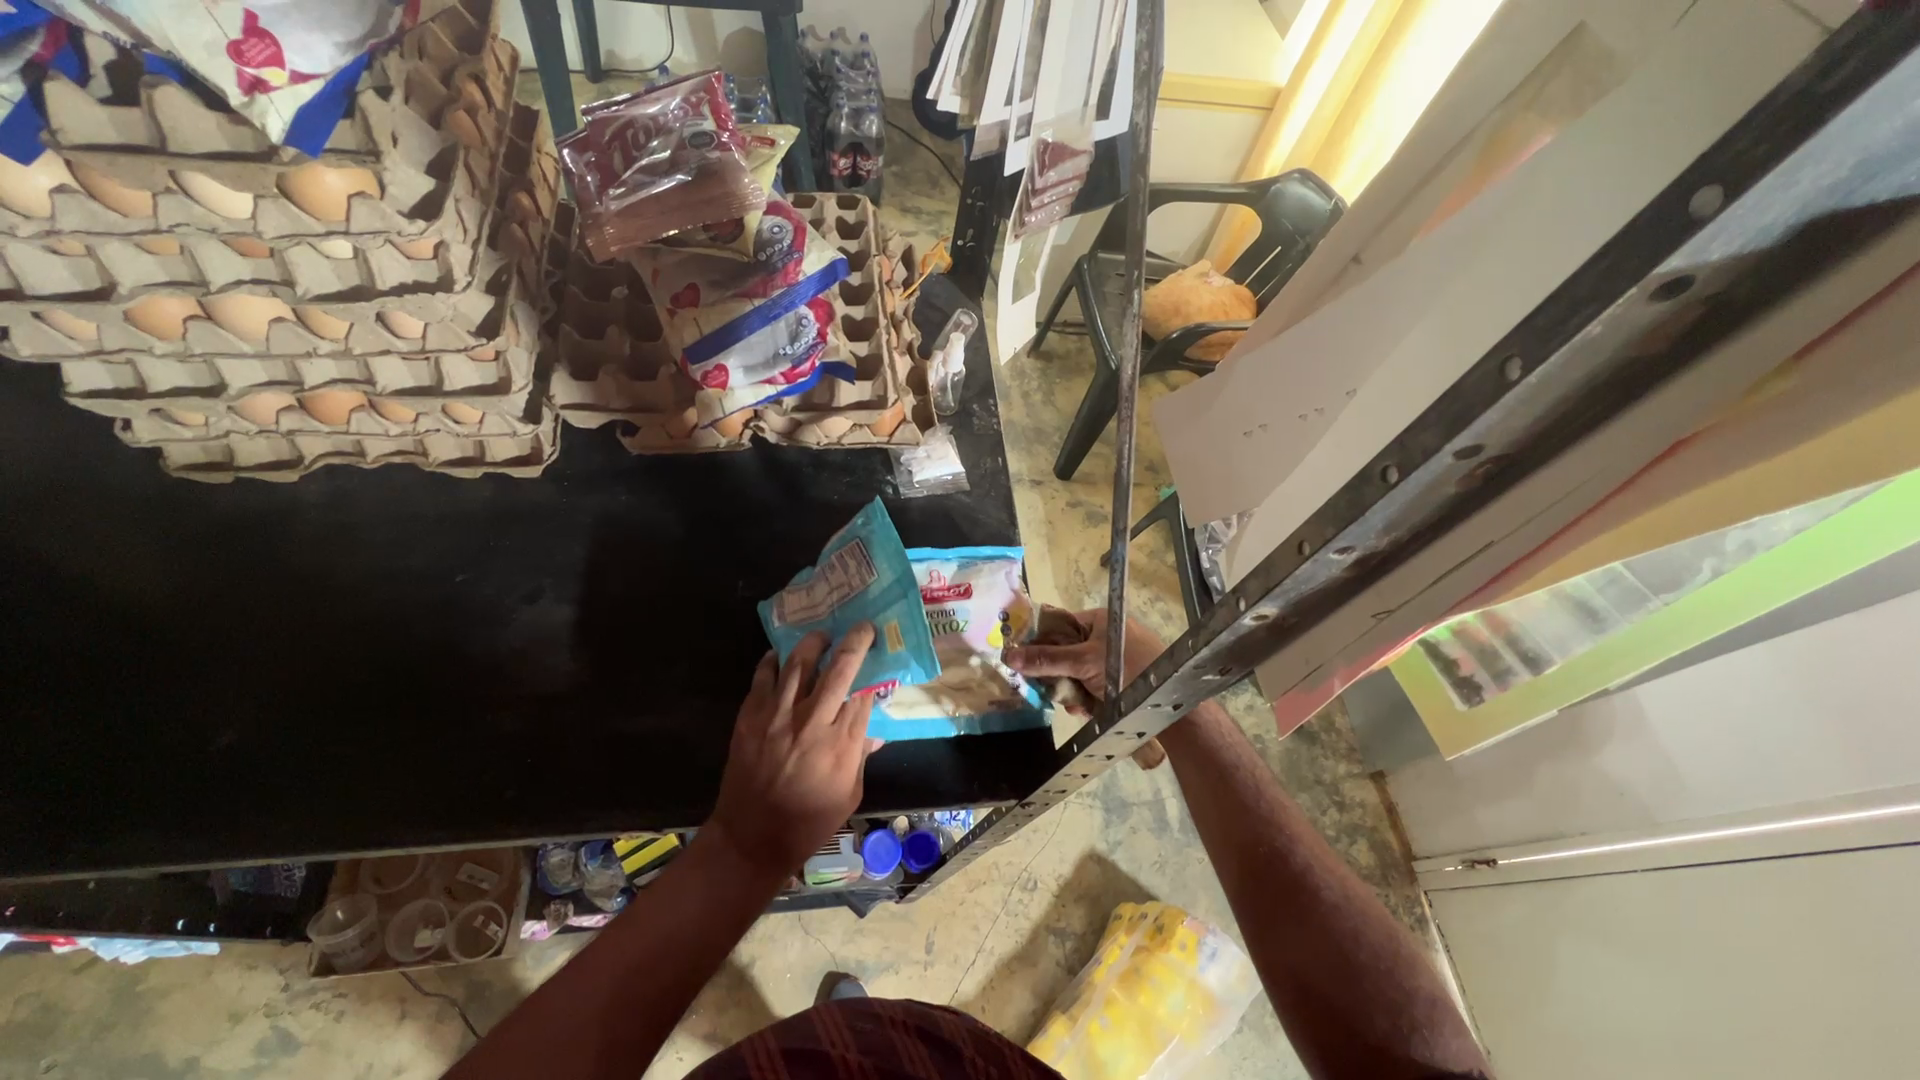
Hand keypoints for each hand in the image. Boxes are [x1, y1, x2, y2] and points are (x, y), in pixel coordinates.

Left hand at [707, 624, 880, 876]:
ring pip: (798, 663)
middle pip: (839, 668)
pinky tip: (780, 655)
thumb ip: (860, 756)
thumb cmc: (809, 822)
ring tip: (822, 635)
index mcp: (841, 742)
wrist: (752, 838)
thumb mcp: (849, 794)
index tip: (879, 663)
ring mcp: (777, 715)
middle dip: (855, 643)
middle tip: (863, 628)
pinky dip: (773, 662)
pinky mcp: (750, 716)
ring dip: (814, 644)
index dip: (873, 674)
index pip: (863, 693)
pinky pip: (763, 677)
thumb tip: (872, 730)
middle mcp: (811, 721)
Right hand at [1005, 607, 1166, 699]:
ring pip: (1076, 674)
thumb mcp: (1082, 662)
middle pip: (1064, 653)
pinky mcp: (1120, 681)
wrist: (1168, 702)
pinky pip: (1091, 687)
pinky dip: (1087, 700)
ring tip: (1077, 706)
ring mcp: (1113, 660)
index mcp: (1098, 620)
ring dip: (1072, 692)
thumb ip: (1046, 659)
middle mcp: (1105, 637)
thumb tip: (1008, 655)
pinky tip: (1088, 710)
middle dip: (1057, 675)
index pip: (1058, 626)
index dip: (1039, 642)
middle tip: (1050, 690)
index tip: (1022, 661)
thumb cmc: (1127, 669)